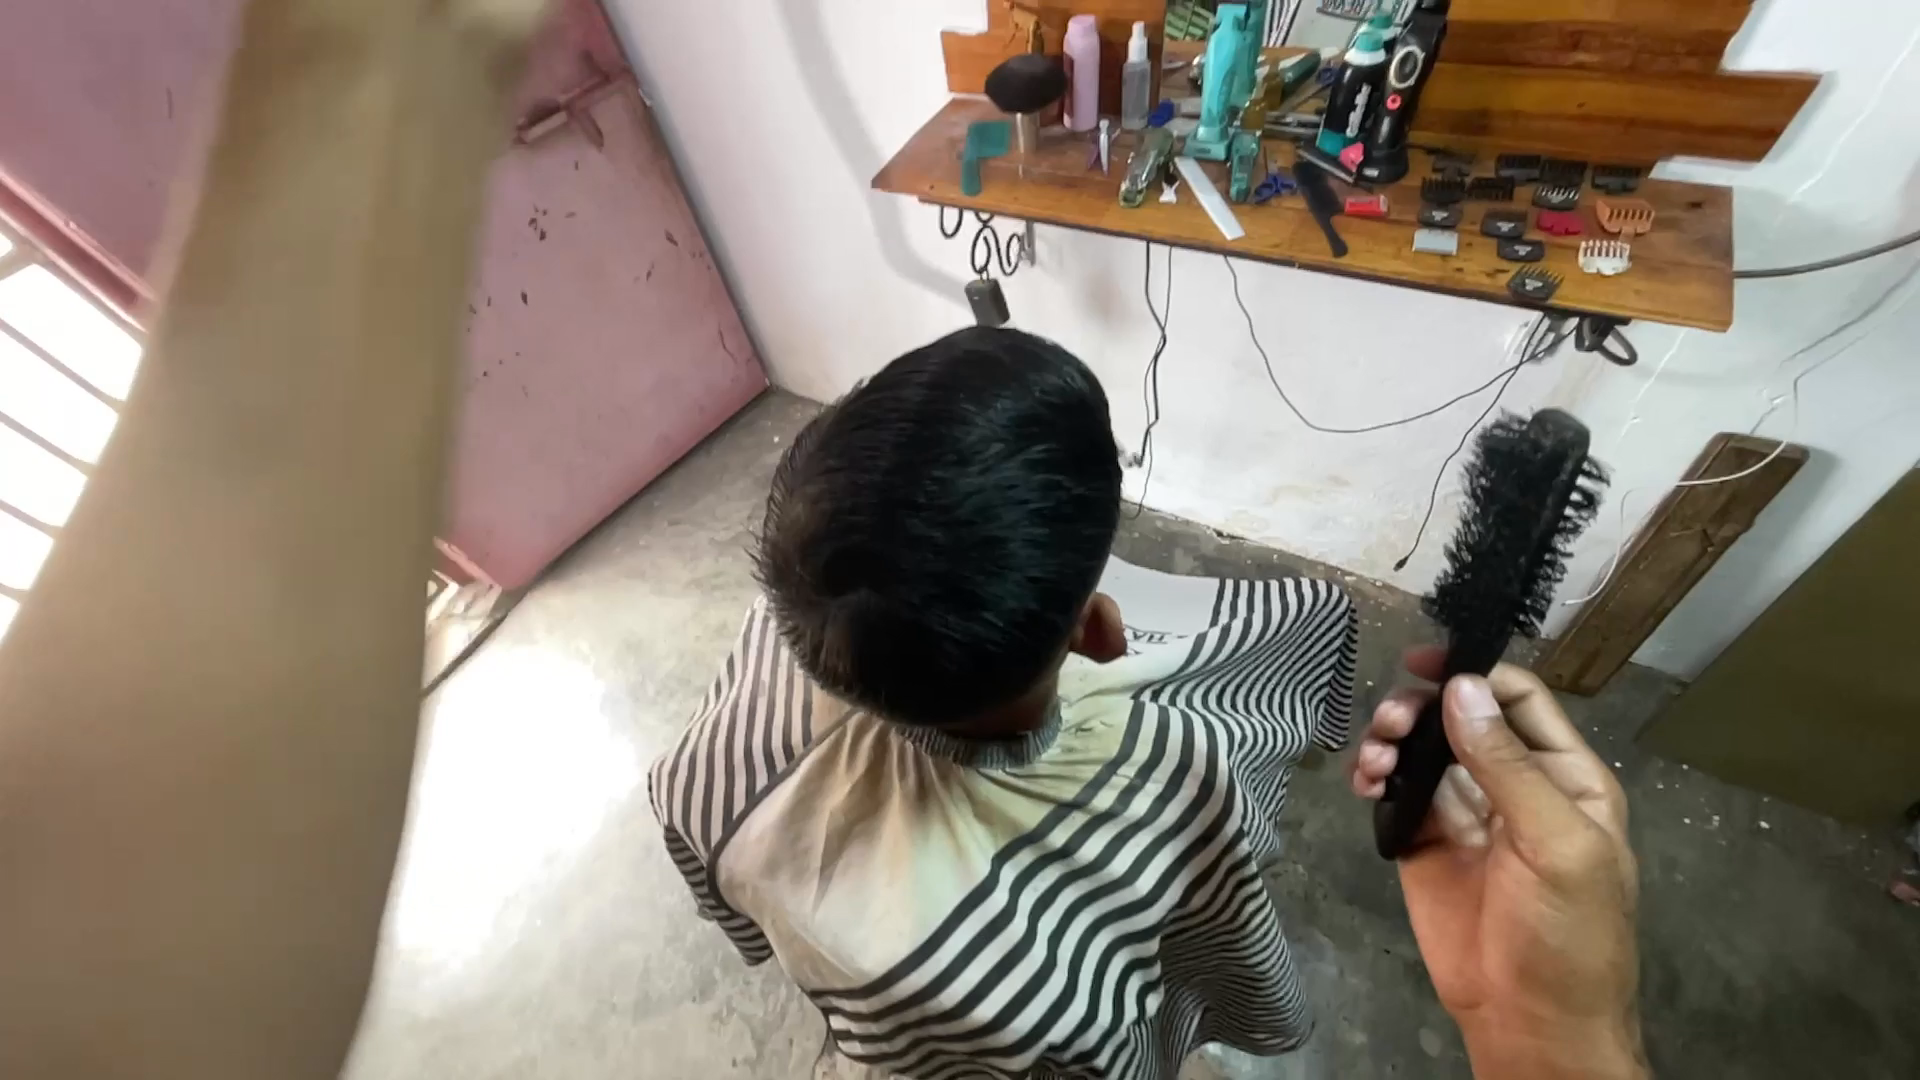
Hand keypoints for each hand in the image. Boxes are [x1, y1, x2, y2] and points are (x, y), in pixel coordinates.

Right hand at [1352, 648, 1645, 1079]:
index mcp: (1562, 777)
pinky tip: (1364, 784)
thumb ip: (1507, 765)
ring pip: (1417, 744)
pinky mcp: (1421, 831)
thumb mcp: (1555, 846)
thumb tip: (1460, 688)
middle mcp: (1509, 781)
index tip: (1422, 666)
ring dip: (1388, 739)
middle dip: (1416, 709)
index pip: (1517, 699)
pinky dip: (1372, 773)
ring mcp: (1462, 806)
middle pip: (1456, 715)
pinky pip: (1392, 783)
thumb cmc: (1565, 934)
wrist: (1525, 1018)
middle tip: (1387, 722)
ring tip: (1373, 762)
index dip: (1473, 674)